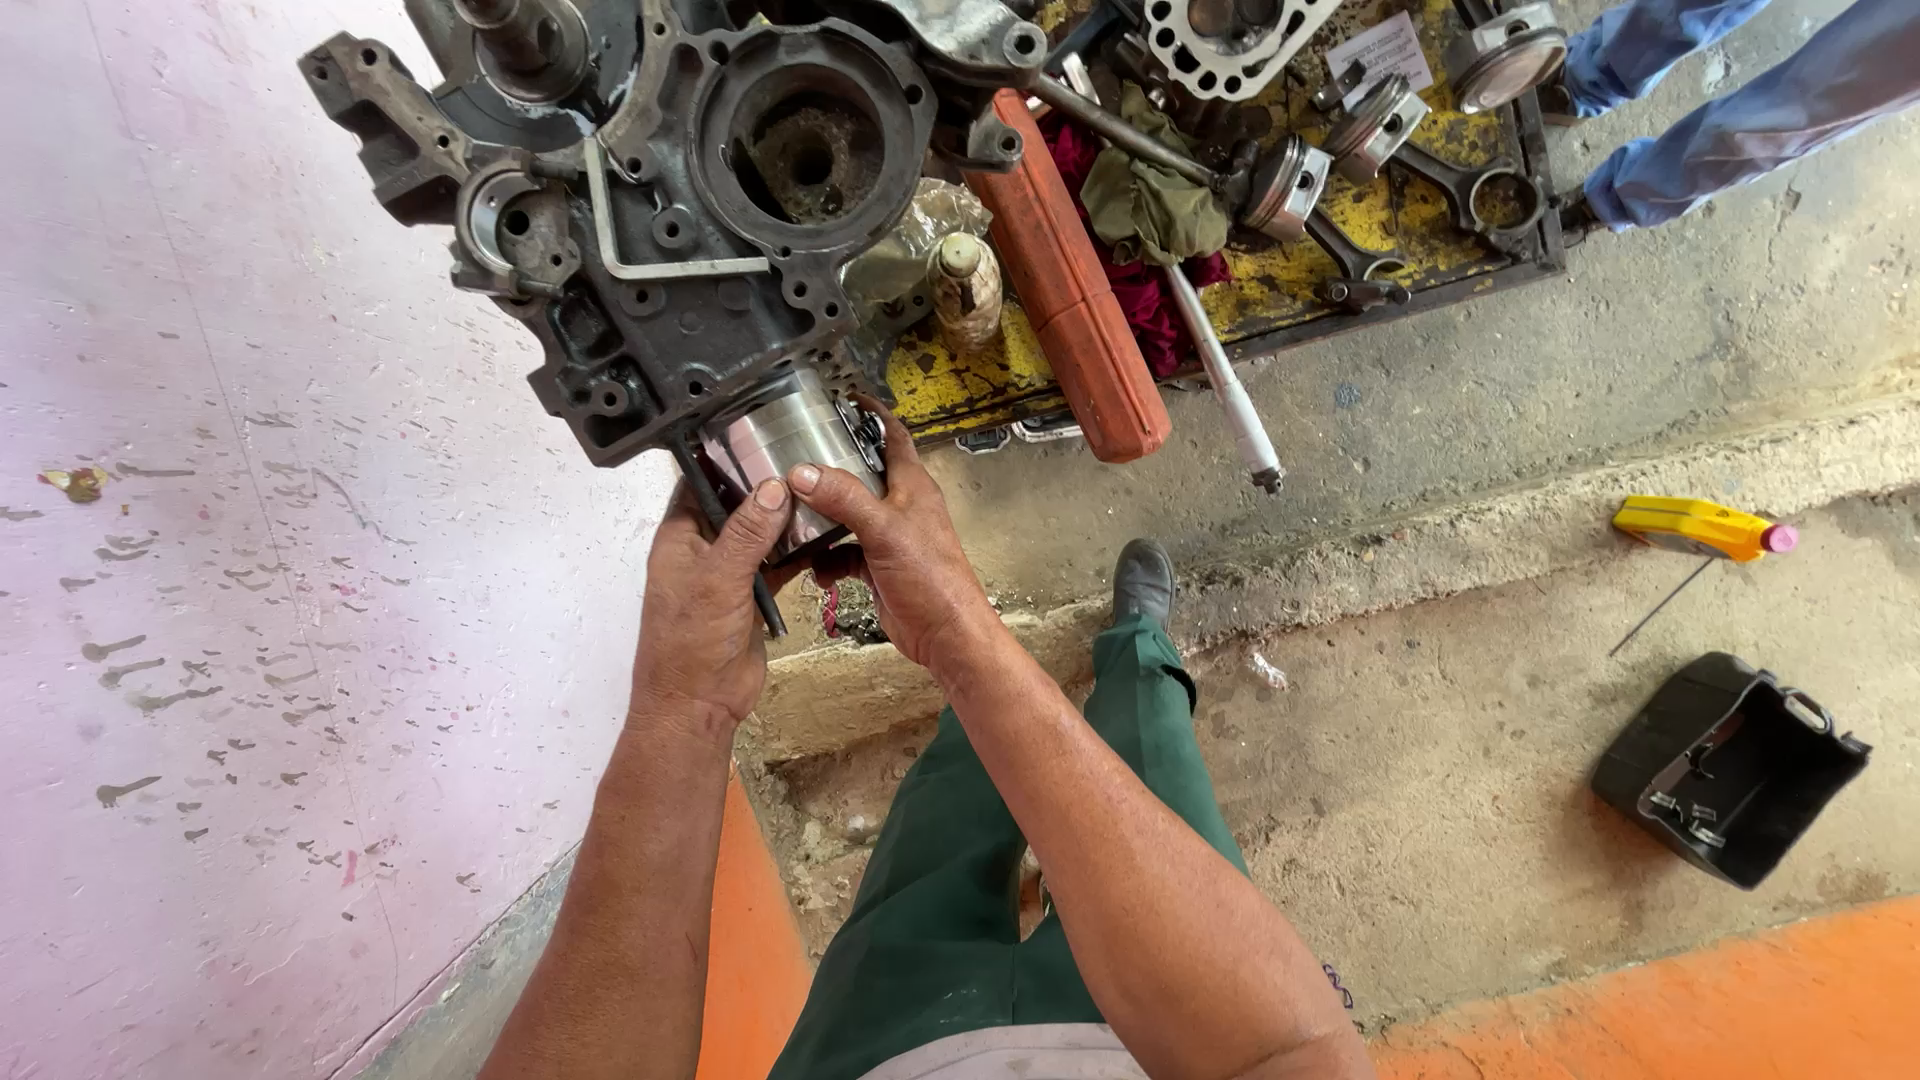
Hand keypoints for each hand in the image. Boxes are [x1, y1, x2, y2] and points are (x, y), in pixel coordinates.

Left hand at [628, 478, 796, 743]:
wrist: (700, 704)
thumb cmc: (691, 642)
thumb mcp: (718, 580)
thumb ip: (746, 534)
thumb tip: (774, 487)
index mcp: (681, 537)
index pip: (699, 482)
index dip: (724, 456)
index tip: (761, 432)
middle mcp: (703, 548)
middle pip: (736, 504)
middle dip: (765, 484)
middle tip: (805, 458)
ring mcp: (729, 571)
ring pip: (760, 533)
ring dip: (784, 518)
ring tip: (820, 489)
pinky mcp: (752, 594)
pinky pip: (775, 562)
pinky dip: (795, 551)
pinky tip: (822, 535)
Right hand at [787, 398, 997, 670]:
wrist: (945, 634)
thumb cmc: (930, 576)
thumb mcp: (884, 530)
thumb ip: (845, 498)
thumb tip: (802, 472)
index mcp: (912, 485)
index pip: (893, 437)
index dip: (872, 414)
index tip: (845, 398)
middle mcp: (902, 506)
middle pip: (862, 476)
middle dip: (831, 470)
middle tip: (795, 463)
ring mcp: (890, 537)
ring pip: (849, 517)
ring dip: (825, 522)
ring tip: (797, 525)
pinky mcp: (880, 566)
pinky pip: (846, 554)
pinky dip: (830, 560)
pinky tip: (819, 573)